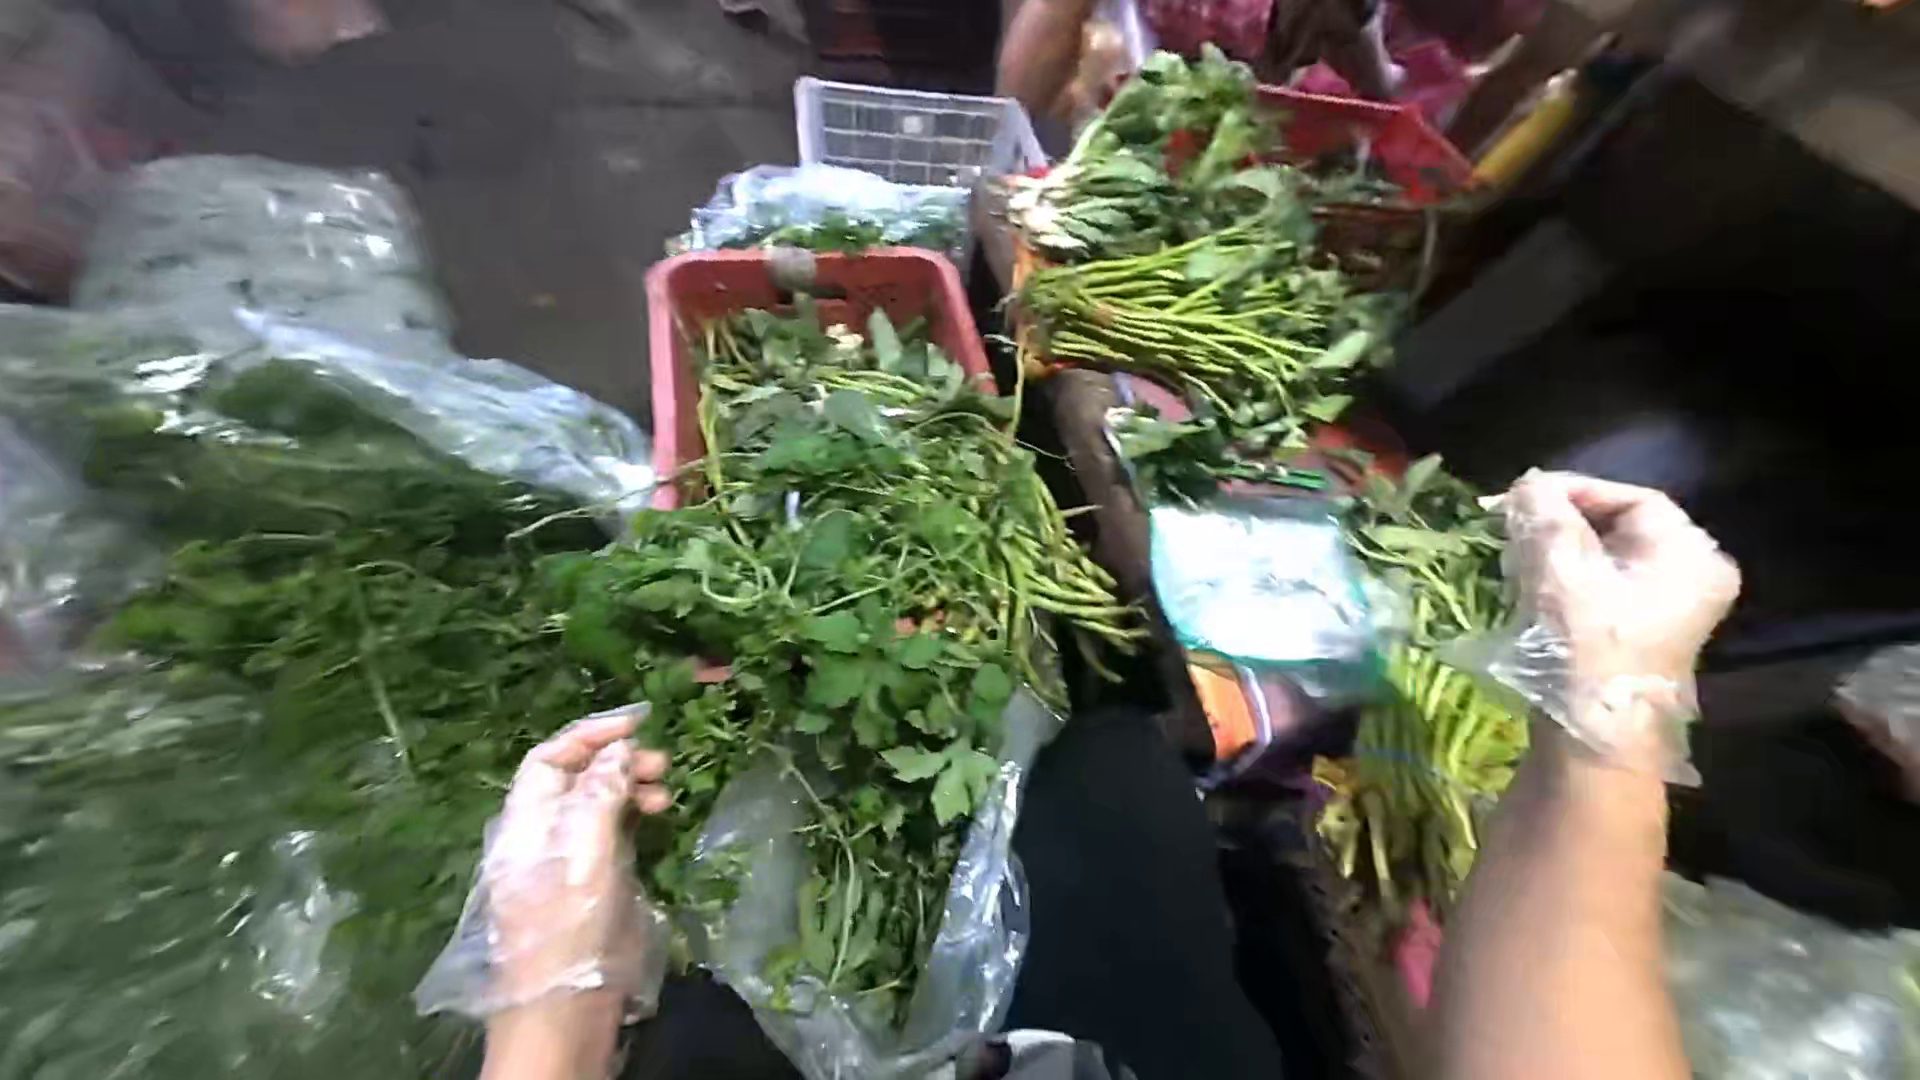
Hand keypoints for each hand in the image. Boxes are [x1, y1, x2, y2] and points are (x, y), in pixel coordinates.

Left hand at [486, 707, 670, 1012]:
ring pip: (603, 795)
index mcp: (527, 823)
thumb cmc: (570, 923)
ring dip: (634, 781)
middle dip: (620, 758)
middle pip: (580, 774)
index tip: (637, 722)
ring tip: (665, 788)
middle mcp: (546, 829)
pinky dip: (639, 807)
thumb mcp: (585, 853)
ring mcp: (572, 849)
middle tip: (661, 760)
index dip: (590, 735)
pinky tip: (661, 811)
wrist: (571, 1002)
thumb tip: (621, 748)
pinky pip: (617, 820)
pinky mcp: (597, 867)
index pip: (550, 759)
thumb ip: (600, 795)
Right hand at [1500, 471, 1739, 767]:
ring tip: (1505, 546)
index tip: (1516, 498)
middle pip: (1615, 523)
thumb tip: (1528, 483)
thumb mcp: (1559, 571)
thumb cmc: (1584, 642)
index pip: (1632, 499)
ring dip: (1549, 542)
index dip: (1573, 490)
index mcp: (1687, 556)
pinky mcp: (1631, 622)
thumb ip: (1544, 517)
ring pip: (1599, 550)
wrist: (1591, 723)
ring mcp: (1661, 602)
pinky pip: (1594, 577)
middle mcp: (1686, 574)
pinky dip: (1556, 567)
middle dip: (1555, 516)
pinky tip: (1522, 575)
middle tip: (1503, 520)